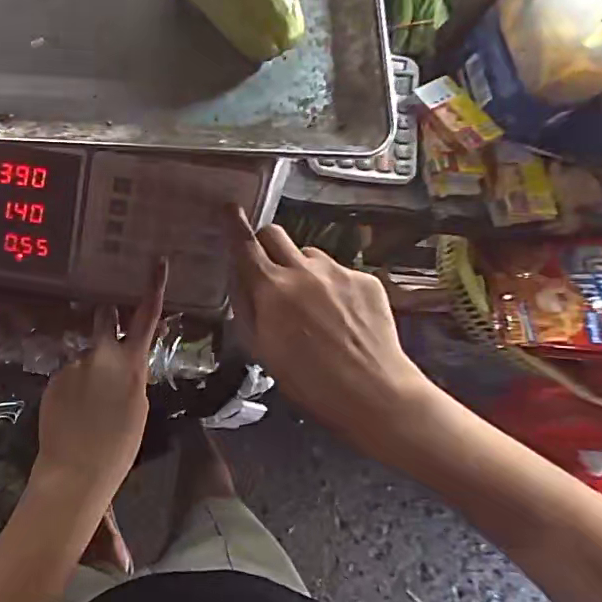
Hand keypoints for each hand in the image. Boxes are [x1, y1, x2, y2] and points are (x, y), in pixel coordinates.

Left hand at [33, 259, 168, 503]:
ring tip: (89, 405)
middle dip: (107, 317)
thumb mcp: (138, 408)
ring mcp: (73, 364)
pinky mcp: (53, 377)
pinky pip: (68, 375)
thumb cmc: (118, 446)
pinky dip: (73, 387)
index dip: (154, 288)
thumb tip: (124, 366)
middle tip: (109, 322)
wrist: (75, 470)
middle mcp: (100, 355)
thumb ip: (132, 378)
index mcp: (130, 363)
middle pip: (104, 319)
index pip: (145, 317)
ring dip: (90, 370)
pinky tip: (74, 412)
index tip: (157, 263)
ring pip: (86, 357)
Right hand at [226, 207, 435, 441]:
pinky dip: (333, 287)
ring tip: (311, 306)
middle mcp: (303, 271)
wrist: (372, 392)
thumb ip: (245, 307)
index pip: (245, 245)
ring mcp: (338, 272)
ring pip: (308, 254)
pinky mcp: (366, 280)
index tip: (229, 208)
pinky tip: (341, 317)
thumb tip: (239, 278)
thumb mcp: (261, 349)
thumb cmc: (307, 380)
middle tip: (268, 267)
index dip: (233, 225)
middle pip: (275, 233)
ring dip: (301, 269)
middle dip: (265, 243)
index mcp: (271, 289)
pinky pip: (339, 272)